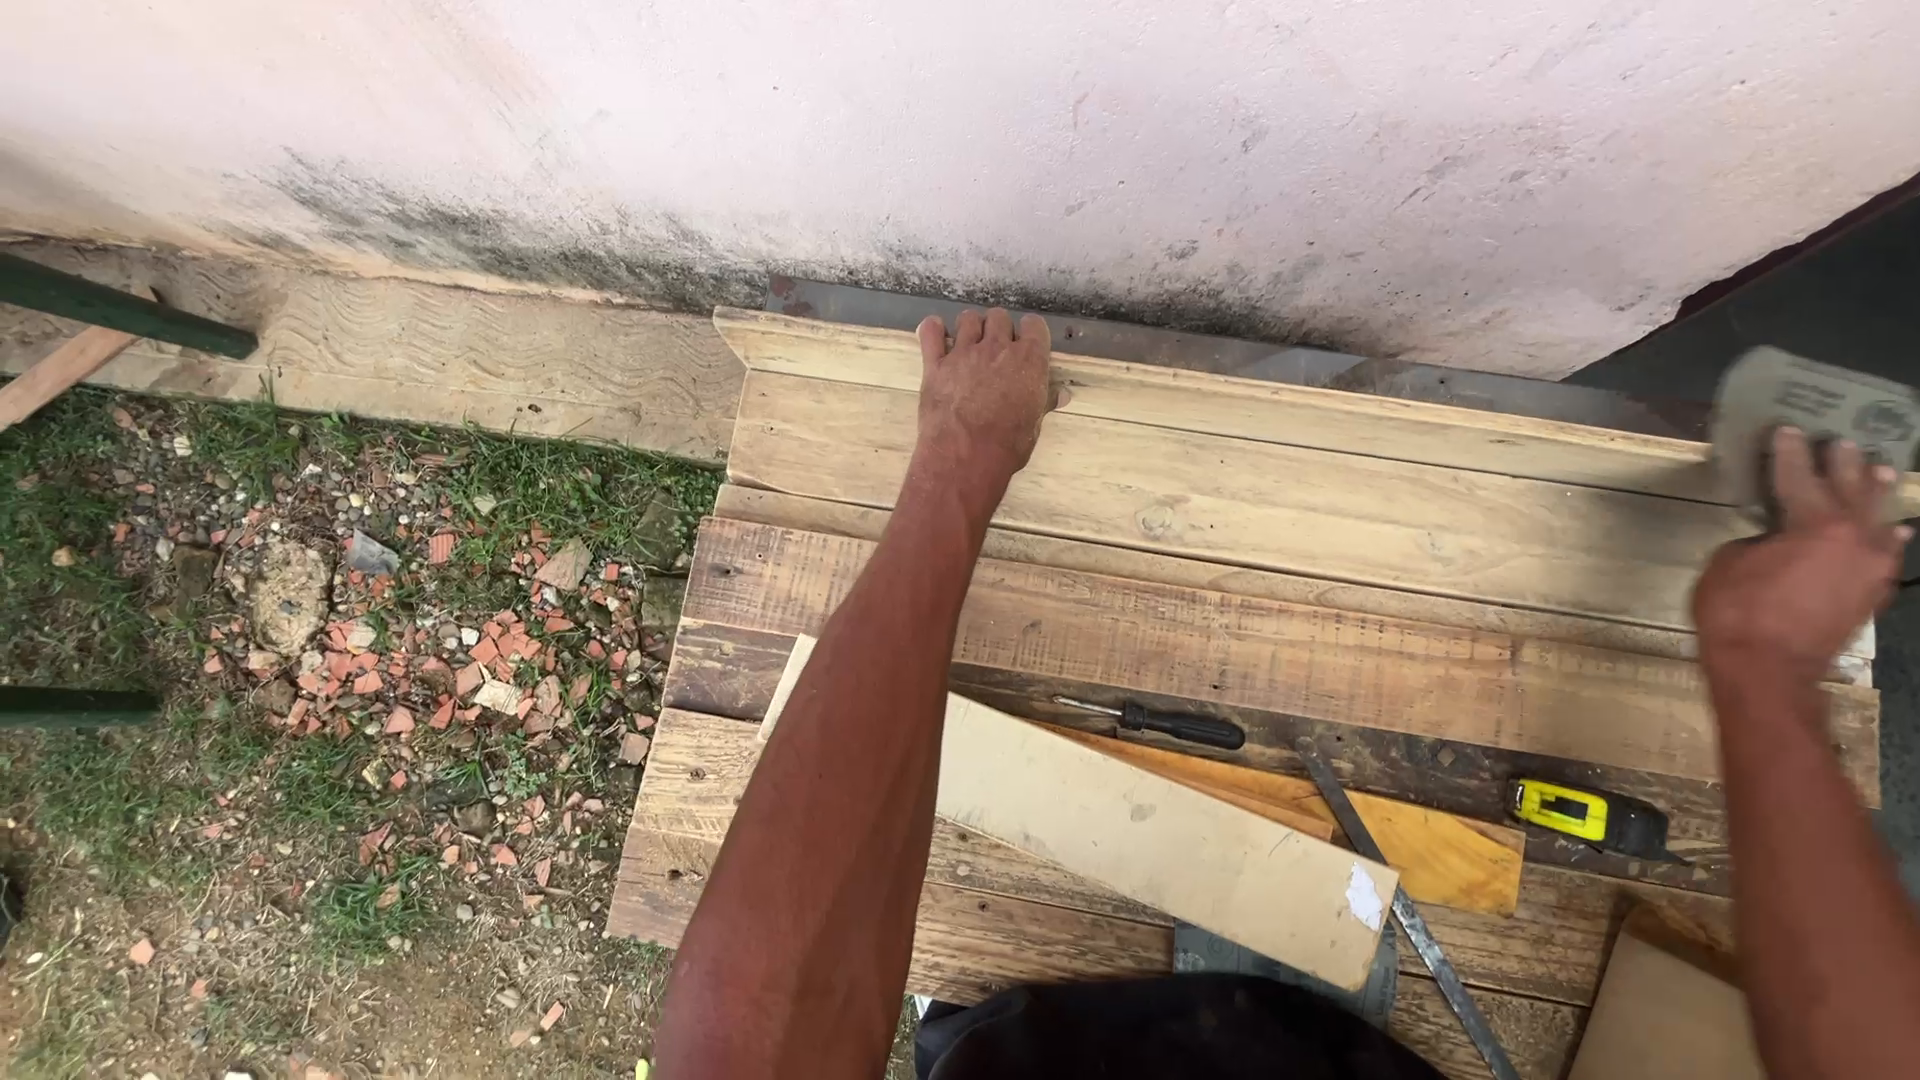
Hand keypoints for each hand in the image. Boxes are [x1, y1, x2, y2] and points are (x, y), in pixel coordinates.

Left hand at [908, 308, 1053, 511]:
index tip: (1025, 344)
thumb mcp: (1033, 425)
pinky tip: (936, 335)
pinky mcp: (935, 364)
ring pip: (968, 319)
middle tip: (995, 348)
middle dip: (998, 328)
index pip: (1033, 325)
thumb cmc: (1007, 445)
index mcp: (1028, 359)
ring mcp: (963, 353)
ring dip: (970, 327)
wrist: (966, 455)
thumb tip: (1062, 394)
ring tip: (969, 344)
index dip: (1029, 333)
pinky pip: (931, 332)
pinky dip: (933, 330)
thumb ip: (1045, 401)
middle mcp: (996, 348)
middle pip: (999, 317)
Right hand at [1693, 426, 1910, 680]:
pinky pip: (1887, 549)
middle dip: (1841, 464)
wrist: (1769, 666)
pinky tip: (1892, 528)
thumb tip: (1774, 540)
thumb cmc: (1736, 611)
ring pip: (1878, 517)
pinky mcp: (1874, 589)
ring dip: (1874, 492)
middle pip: (1850, 490)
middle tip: (1840, 440)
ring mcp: (1873, 565)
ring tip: (1877, 470)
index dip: (1789, 453)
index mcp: (1814, 525)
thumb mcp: (1727, 564)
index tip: (1787, 429)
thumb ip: (1757, 542)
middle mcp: (1856, 538)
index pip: (1799, 477)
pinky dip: (1886, 533)